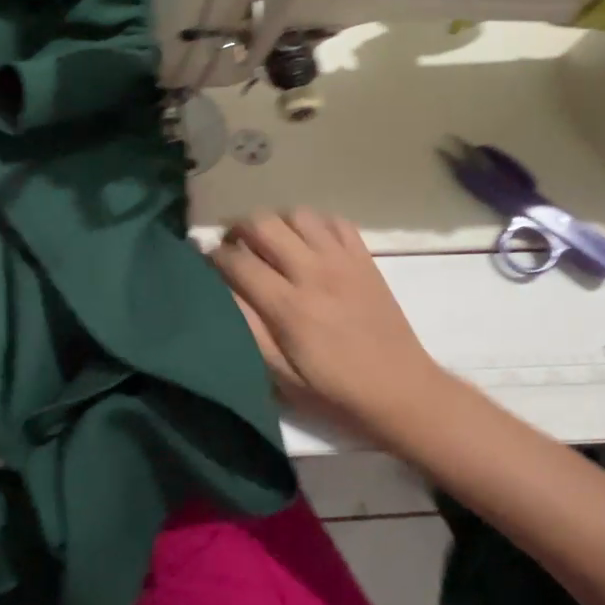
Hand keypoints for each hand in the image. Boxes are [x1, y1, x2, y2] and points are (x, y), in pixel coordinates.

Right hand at [212, 209, 443, 419]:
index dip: (213, 256)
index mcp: (289, 306)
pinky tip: (307, 243)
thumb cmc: (333, 391)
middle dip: (237, 228)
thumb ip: (248, 330)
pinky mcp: (365, 258)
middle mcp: (314, 272)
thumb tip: (219, 292)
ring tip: (269, 243)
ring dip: (276, 223)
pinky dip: (314, 225)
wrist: (400, 390)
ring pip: (297, 214)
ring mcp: (343, 260)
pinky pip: (334, 220)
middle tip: (232, 246)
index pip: (237, 261)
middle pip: (263, 224)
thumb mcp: (280, 375)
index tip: (204, 261)